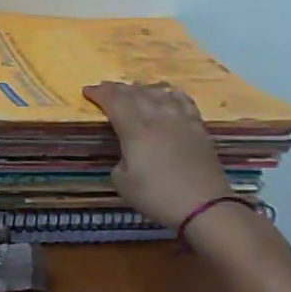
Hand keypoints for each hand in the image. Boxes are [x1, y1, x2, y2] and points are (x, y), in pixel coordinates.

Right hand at [82, 81, 232, 227]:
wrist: (203, 205)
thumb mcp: (121, 180)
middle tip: (105, 87)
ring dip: (143, 88)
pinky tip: (168, 93)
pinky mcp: (198, 129)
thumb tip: (128, 150)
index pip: (115, 103)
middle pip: (136, 94)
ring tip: (133, 88)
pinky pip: (183, 102)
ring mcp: (182, 121)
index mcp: (136, 131)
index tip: (87, 90)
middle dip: (118, 88)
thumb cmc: (155, 195)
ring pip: (160, 94)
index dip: (100, 94)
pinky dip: (171, 94)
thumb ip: (120, 157)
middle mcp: (159, 119)